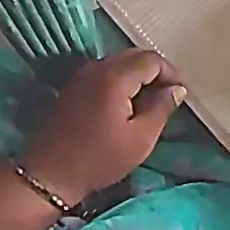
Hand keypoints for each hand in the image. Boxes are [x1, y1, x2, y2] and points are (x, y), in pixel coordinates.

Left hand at [21, 51, 185, 202]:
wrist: (50, 173)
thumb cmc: (99, 159)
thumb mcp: (140, 139)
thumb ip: (161, 108)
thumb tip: (177, 89)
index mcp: (115, 77)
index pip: (151, 59)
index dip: (170, 73)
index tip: (180, 93)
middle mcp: (97, 67)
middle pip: (134, 55)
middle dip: (155, 71)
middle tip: (168, 96)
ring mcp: (82, 74)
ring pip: (119, 62)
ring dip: (137, 75)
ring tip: (150, 101)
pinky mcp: (74, 85)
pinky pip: (105, 71)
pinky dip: (121, 80)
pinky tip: (126, 103)